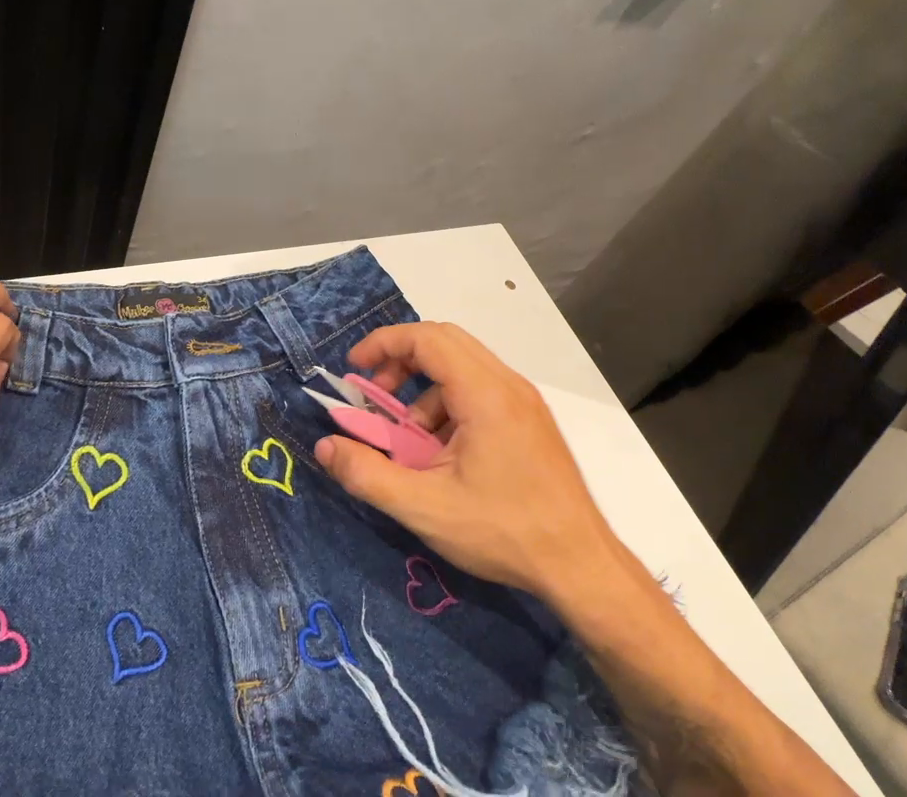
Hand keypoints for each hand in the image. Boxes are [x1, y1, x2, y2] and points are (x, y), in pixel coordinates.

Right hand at [314, 321, 621, 602]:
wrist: (581, 567)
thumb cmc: (504, 533)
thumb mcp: (423, 508)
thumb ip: (366, 474)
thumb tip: (324, 446)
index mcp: (486, 396)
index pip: (428, 338)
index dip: (384, 344)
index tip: (354, 371)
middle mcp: (509, 387)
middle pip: (445, 342)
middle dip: (399, 361)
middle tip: (373, 395)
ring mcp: (524, 405)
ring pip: (462, 367)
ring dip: (422, 388)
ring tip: (404, 435)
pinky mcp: (530, 424)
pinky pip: (479, 391)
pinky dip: (446, 405)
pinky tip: (437, 453)